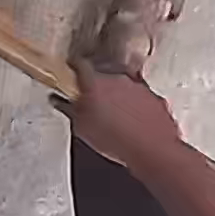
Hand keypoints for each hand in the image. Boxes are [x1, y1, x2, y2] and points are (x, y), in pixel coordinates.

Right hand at [55, 61, 186, 170]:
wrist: (152, 151)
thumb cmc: (117, 140)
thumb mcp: (81, 128)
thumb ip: (69, 109)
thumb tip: (60, 101)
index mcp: (95, 83)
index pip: (80, 64)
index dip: (74, 66)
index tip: (72, 69)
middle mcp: (118, 79)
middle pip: (103, 74)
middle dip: (97, 86)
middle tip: (92, 102)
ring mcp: (138, 87)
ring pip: (123, 86)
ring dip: (118, 96)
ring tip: (114, 117)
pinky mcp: (154, 98)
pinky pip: (141, 98)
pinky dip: (136, 106)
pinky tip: (132, 123)